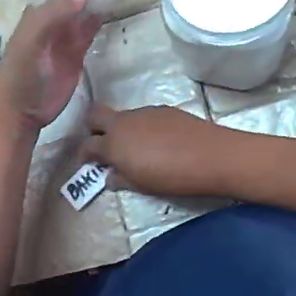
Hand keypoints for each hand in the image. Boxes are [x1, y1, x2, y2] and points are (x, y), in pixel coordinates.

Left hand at [0, 0, 102, 133]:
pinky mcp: (76, 52)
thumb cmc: (20, 75)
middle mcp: (52, 17)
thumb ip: (52, 17)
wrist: (22, 110)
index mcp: (38, 11)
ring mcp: (65, 35)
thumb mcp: (30, 43)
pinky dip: (102, 13)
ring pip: (85, 5)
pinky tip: (114, 3)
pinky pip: (91, 26)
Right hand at [81, 105, 235, 198]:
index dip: (84, 154)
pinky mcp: (163, 110)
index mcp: (113, 143)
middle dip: (93, 128)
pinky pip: (144, 116)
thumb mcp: (141, 185)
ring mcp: (144, 112)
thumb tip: (110, 176)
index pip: (87, 145)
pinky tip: (160, 142)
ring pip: (122, 116)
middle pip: (95, 115)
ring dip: (122, 129)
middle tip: (104, 145)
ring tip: (137, 148)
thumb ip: (121, 179)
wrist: (212, 156)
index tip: (88, 163)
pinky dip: (143, 127)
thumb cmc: (171, 177)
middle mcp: (124, 122)